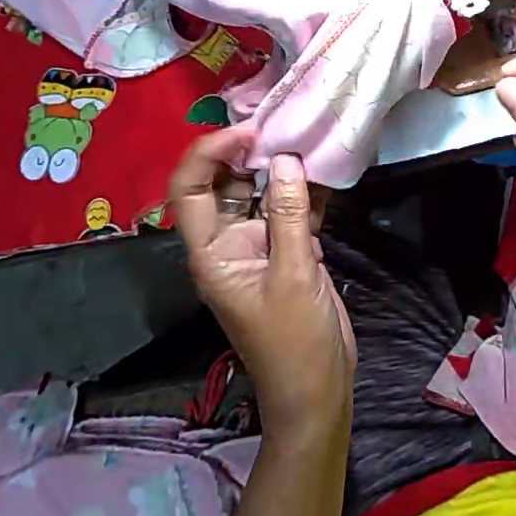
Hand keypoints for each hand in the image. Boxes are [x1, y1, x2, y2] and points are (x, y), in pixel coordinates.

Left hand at [171, 128, 354, 443]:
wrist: (318, 390)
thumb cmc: (294, 342)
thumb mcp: (293, 276)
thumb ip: (288, 216)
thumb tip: (285, 159)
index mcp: (212, 251)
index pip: (190, 189)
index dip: (208, 154)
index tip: (247, 133)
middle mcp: (229, 241)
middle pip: (225, 183)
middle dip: (247, 152)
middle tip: (282, 125)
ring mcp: (259, 244)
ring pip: (261, 192)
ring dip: (280, 167)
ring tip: (305, 136)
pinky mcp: (288, 250)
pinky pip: (291, 210)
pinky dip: (306, 191)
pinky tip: (325, 167)